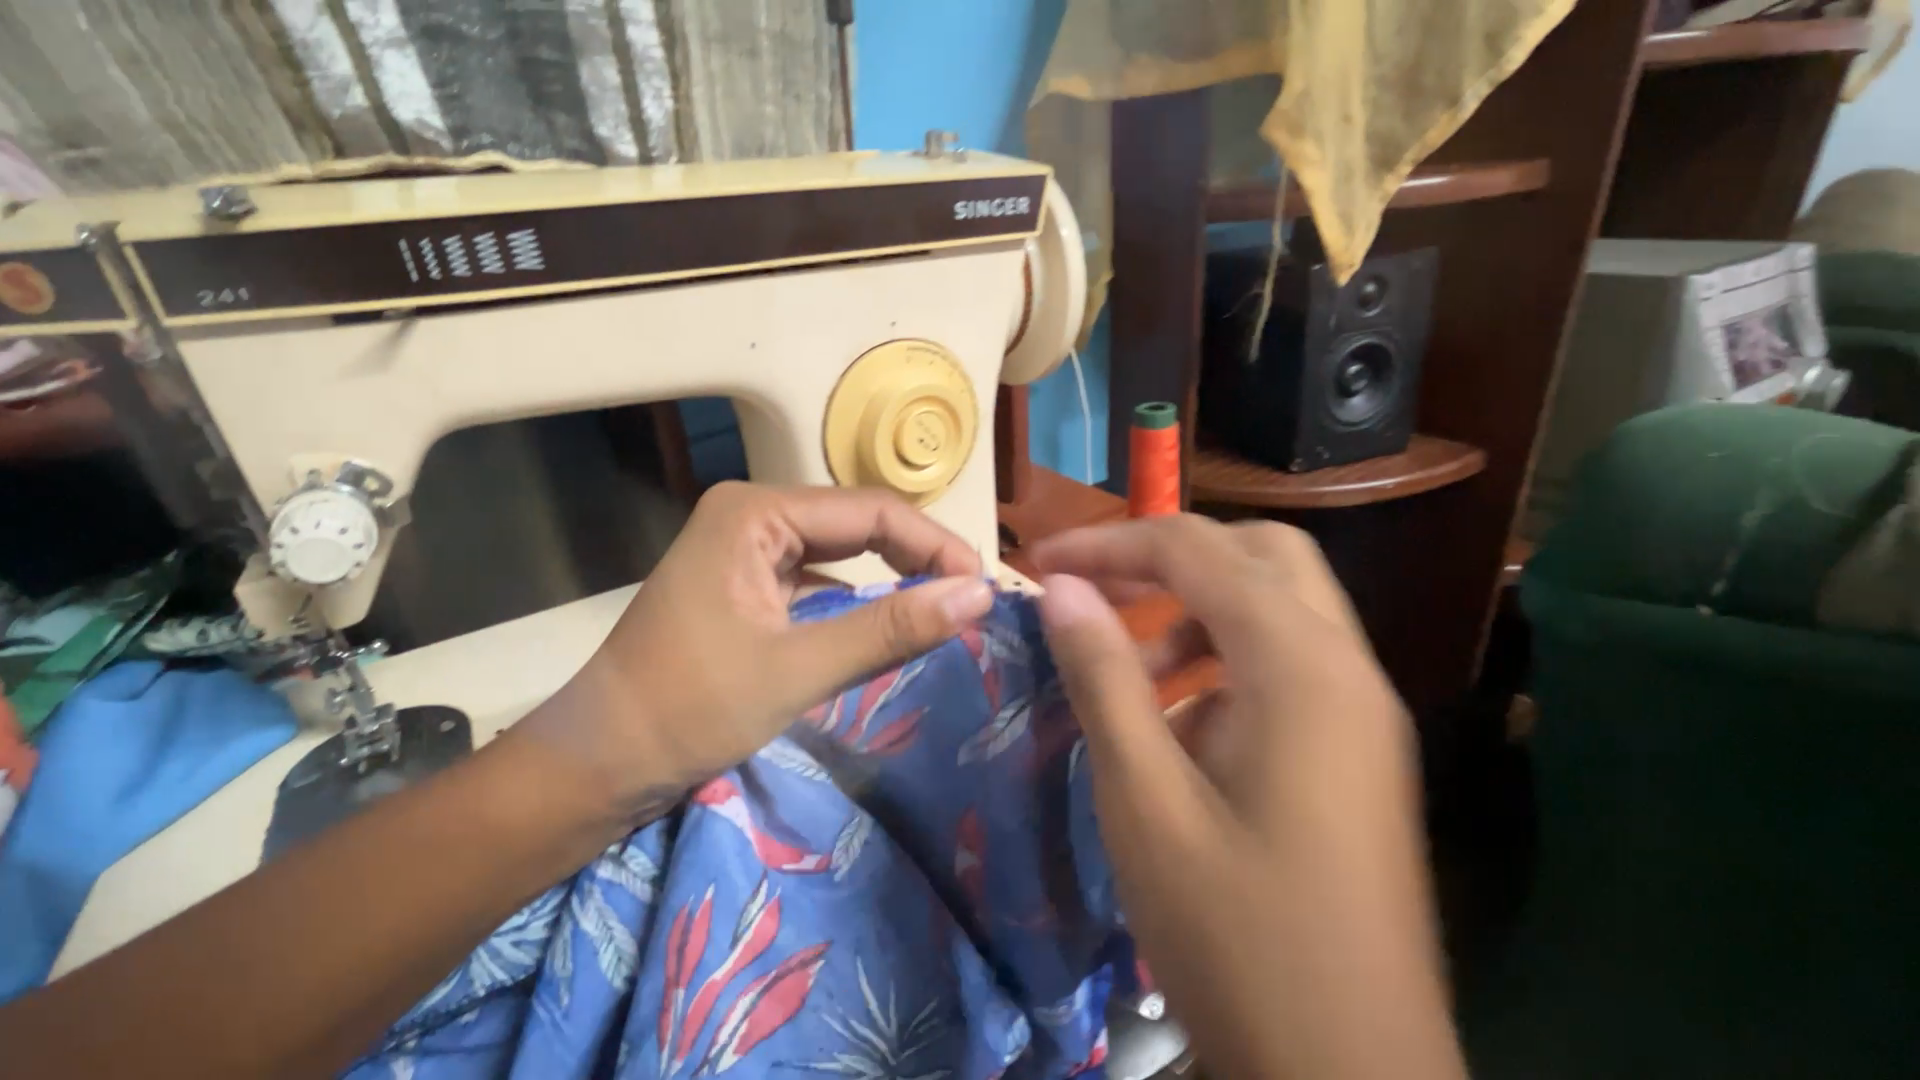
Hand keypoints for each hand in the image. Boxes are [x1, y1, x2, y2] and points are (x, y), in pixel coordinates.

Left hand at [520, 482, 994, 824]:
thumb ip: (890, 629)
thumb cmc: (689, 708)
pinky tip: (886, 623)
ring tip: (941, 610)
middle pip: (856, 524)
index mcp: (755, 512)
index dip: (934, 544)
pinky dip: (854, 601)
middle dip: (916, 558)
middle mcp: (749, 514)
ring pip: (838, 552)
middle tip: (969, 601)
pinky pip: (814, 580)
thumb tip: (979, 595)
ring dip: (889, 578)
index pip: (871, 510)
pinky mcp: (741, 585)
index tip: (982, 589)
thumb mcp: (798, 670)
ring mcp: (741, 549)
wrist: (596, 762)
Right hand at [1031, 515, 1464, 1079]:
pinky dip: (1231, 663)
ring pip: (1282, 611)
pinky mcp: (1361, 754)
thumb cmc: (1236, 935)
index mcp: (1300, 666)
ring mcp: (1364, 713)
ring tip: (1131, 668)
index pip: (1198, 551)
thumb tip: (1064, 589)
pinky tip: (1180, 726)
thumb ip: (1104, 679)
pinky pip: (1293, 669)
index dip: (1110, 544)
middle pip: (1260, 557)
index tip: (1038, 565)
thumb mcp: (1145, 802)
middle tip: (1095, 592)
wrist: (1353, 1073)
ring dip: (1202, 611)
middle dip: (1170, 558)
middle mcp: (1347, 668)